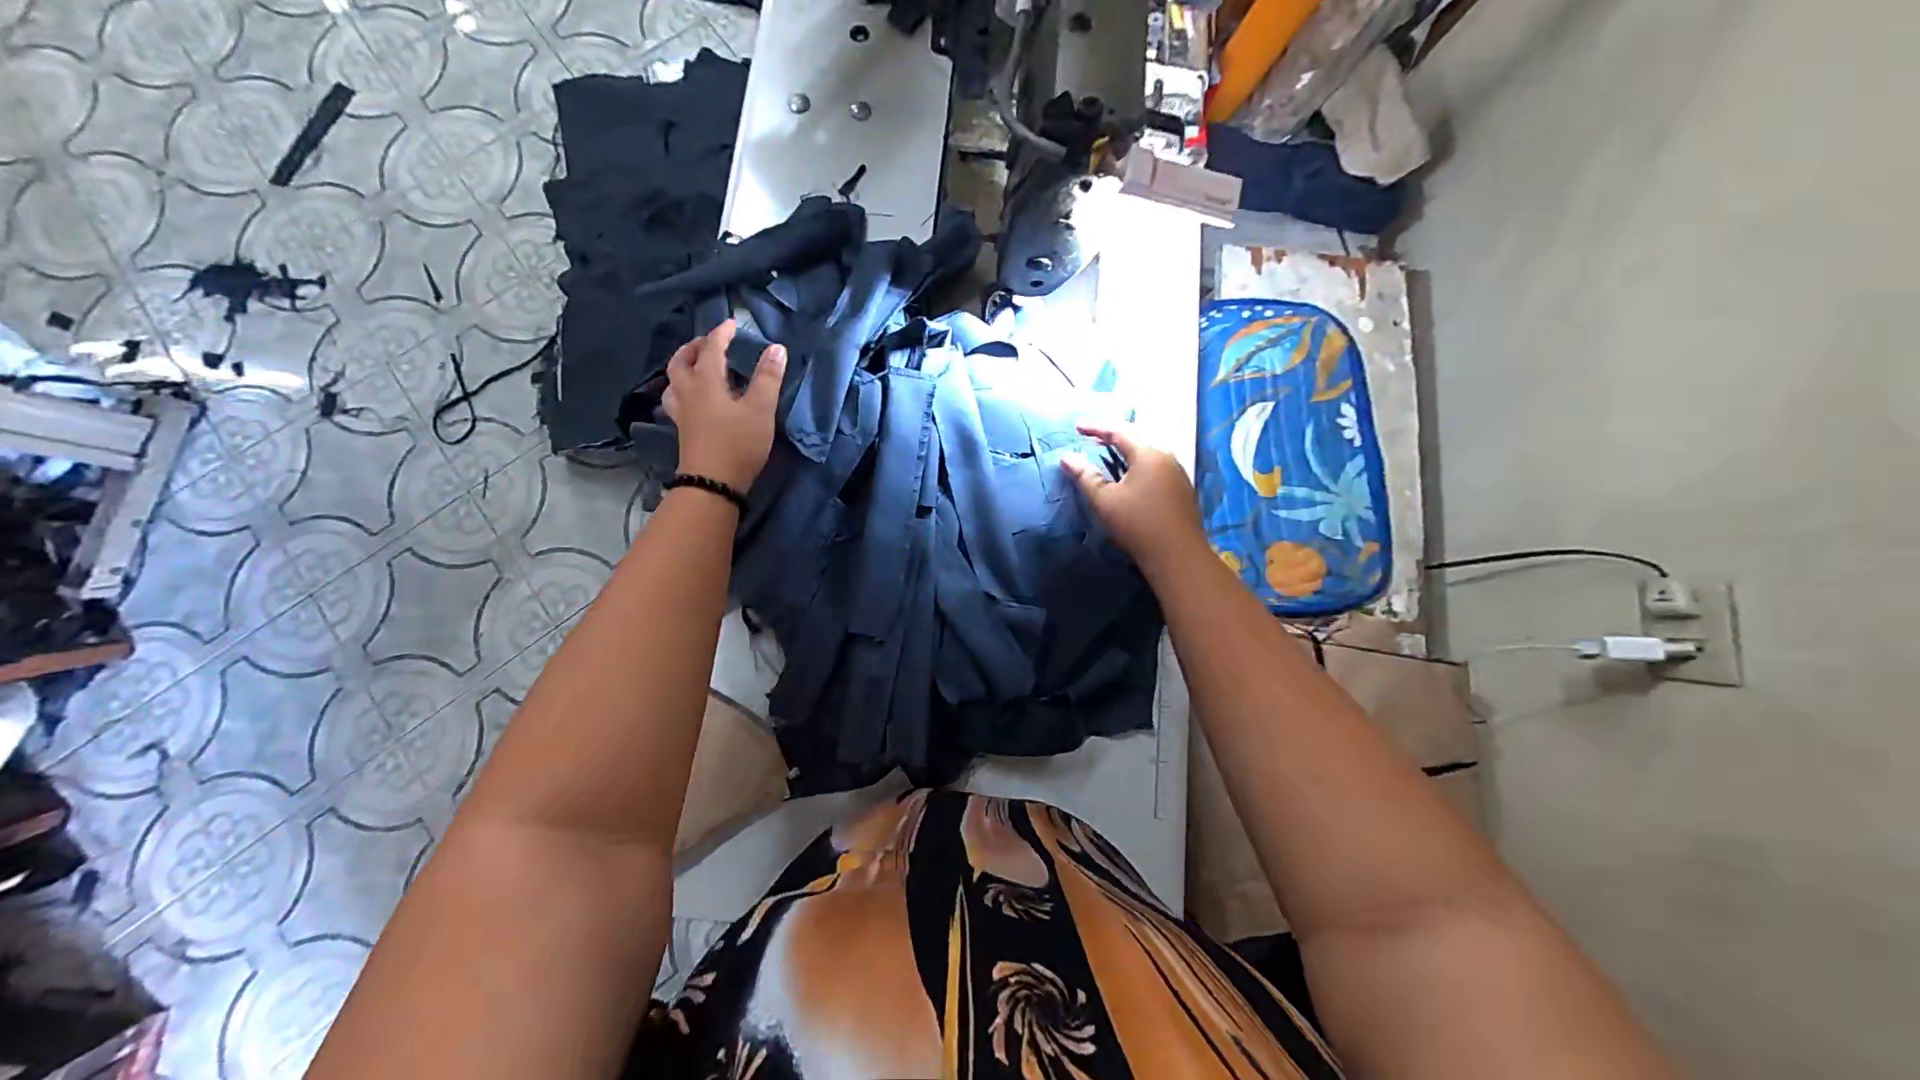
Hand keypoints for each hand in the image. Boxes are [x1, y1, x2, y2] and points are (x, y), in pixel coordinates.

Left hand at [661, 320, 785, 492]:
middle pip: (681, 361)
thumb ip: (768, 377)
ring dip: (683, 367)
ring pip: (673, 381)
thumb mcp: (761, 409)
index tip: (732, 324)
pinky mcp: (683, 429)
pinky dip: (682, 389)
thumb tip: (776, 348)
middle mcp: (688, 392)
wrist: (712, 483)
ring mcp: (681, 412)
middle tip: (709, 343)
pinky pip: (676, 399)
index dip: (722, 333)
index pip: (711, 348)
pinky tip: (693, 398)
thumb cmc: (738, 443)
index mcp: (706, 381)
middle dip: (695, 347)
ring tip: (696, 366)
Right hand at [1062, 423, 1207, 572]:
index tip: (1077, 427)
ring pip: (1149, 454)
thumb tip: (1067, 458)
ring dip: (1128, 452)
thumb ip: (1085, 476)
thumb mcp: (1104, 501)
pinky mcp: (1183, 491)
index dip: (1096, 427)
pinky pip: (1157, 468)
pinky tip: (1132, 478)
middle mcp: (1167, 458)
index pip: (1119, 431)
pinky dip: (1139, 466)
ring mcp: (1178, 474)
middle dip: (1113, 437)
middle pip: (1138, 439)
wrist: (1178, 556)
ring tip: (1110, 456)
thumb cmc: (1138, 525)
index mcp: (1148, 454)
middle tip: (1092, 439)